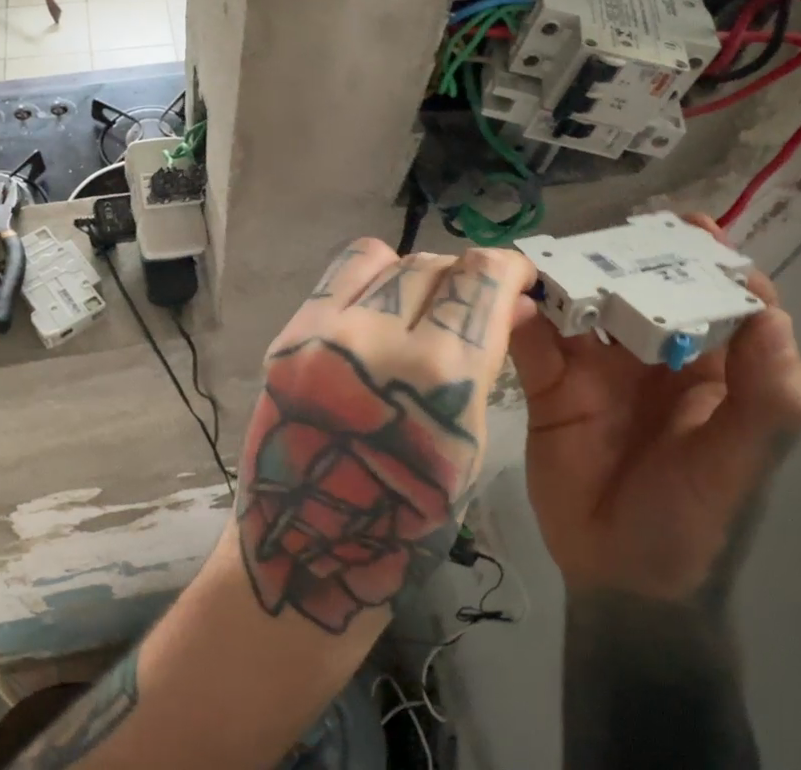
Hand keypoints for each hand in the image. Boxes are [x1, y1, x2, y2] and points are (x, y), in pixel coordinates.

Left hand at [234, 240, 537, 633]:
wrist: (303, 542)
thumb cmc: (404, 519)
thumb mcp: (467, 442)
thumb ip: (483, 363)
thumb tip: (510, 302)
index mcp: (438, 375)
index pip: (481, 278)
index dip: (507, 269)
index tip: (514, 280)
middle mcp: (375, 337)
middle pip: (432, 263)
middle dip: (462, 277)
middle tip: (466, 307)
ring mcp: (320, 332)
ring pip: (380, 258)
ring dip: (410, 273)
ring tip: (416, 309)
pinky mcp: (286, 336)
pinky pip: (335, 277)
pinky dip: (365, 281)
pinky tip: (373, 314)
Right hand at [510, 215, 800, 604]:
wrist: (622, 579)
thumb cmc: (696, 522)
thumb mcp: (743, 463)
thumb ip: (767, 394)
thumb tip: (767, 307)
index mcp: (713, 368)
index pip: (715, 299)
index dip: (705, 259)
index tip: (683, 224)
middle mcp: (652, 358)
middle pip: (637, 291)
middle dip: (619, 258)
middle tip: (593, 232)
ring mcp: (596, 371)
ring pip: (579, 308)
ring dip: (561, 280)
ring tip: (539, 255)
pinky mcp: (548, 388)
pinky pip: (531, 344)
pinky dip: (518, 321)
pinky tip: (507, 303)